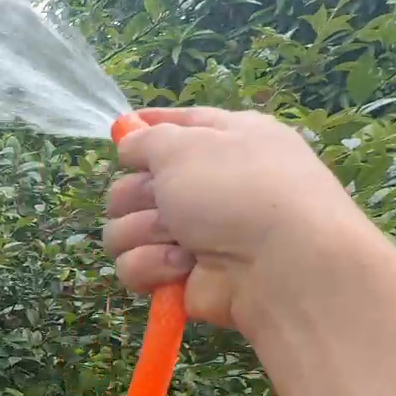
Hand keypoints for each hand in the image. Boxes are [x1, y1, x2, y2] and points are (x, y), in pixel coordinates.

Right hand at [103, 107, 373, 331]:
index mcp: (221, 143)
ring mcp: (187, 231)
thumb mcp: (189, 147)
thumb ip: (148, 139)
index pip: (178, 125)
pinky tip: (182, 265)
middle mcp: (202, 185)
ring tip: (178, 240)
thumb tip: (128, 144)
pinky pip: (134, 264)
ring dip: (142, 233)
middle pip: (133, 186)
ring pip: (124, 229)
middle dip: (134, 196)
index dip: (147, 127)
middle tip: (160, 200)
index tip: (120, 127)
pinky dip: (151, 265)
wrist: (276, 263)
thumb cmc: (239, 191)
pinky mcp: (174, 270)